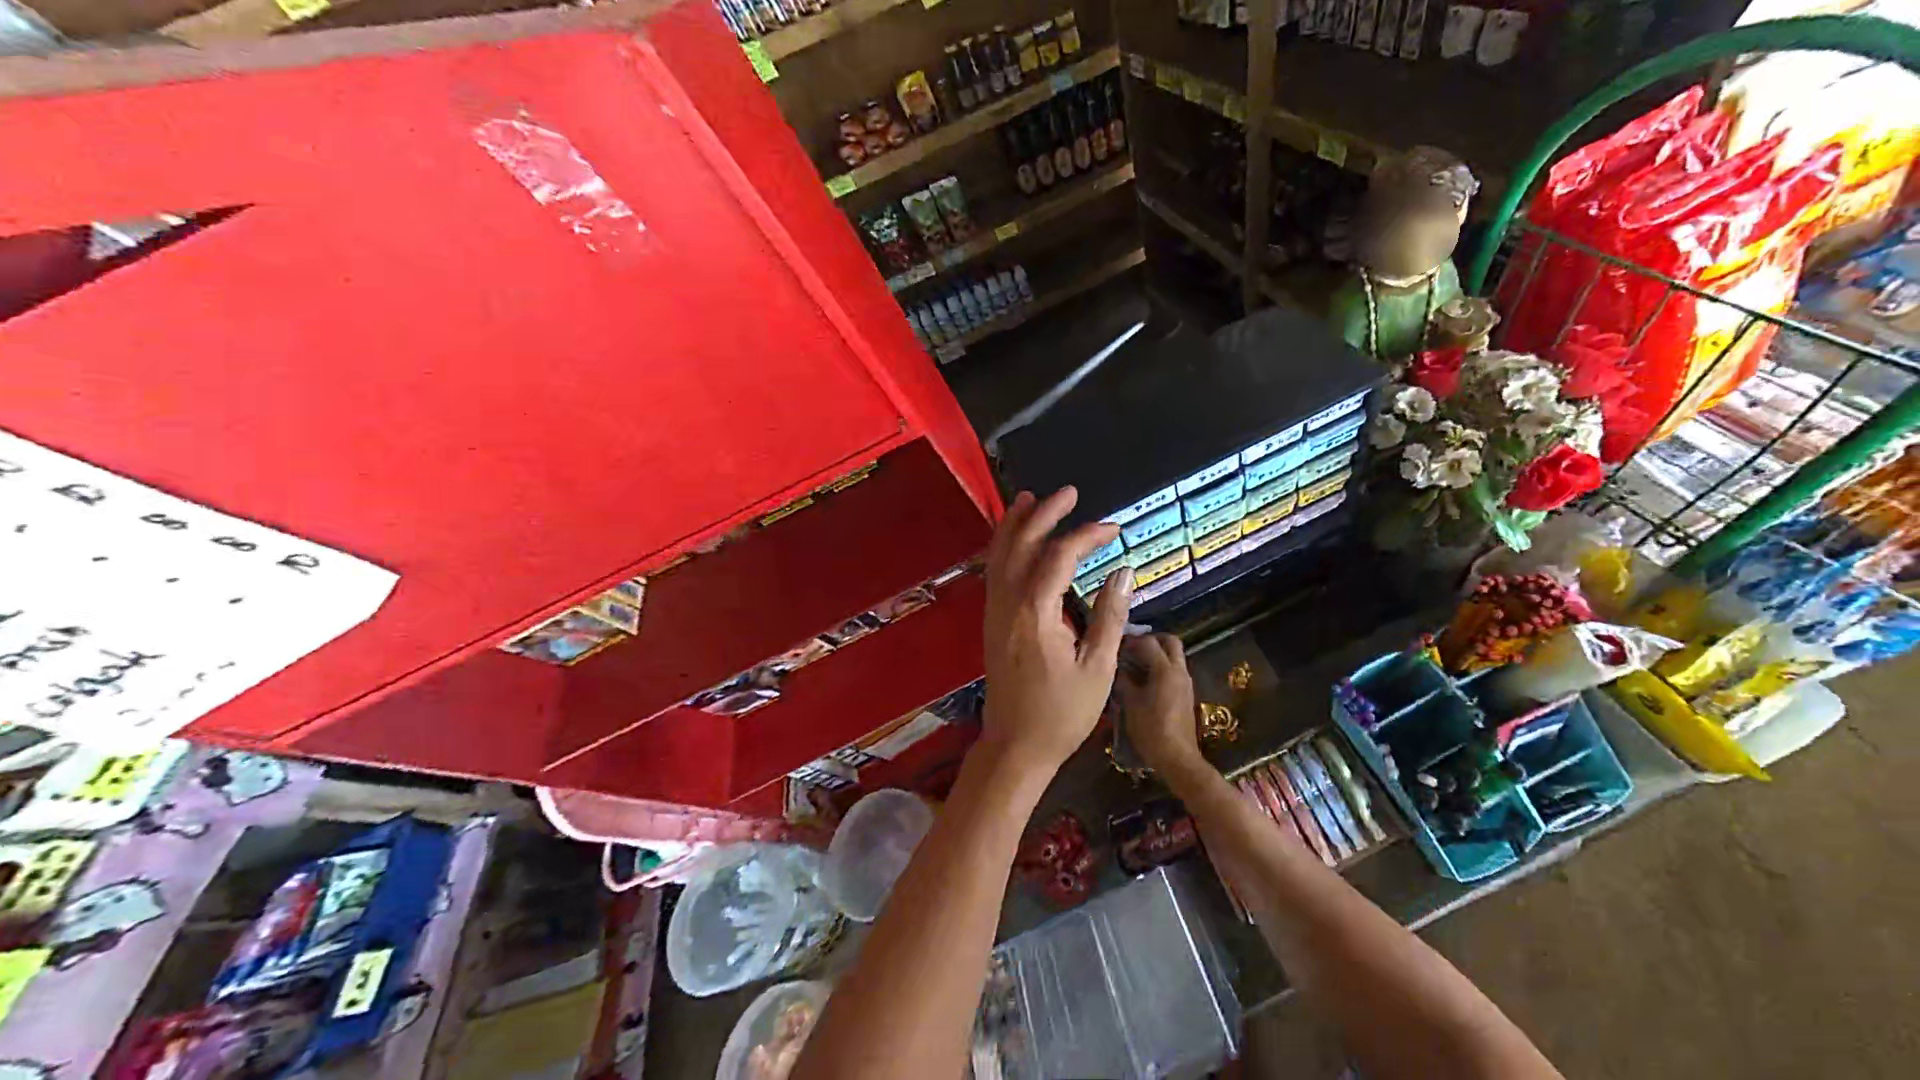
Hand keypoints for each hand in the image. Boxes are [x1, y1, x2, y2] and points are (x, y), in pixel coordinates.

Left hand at [980, 488, 1132, 774]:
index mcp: (1035, 614)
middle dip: (1044, 514)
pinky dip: (1003, 547)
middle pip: (1021, 545)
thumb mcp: (1097, 668)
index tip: (1112, 530)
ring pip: (999, 555)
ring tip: (1030, 499)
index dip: (1085, 536)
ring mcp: (994, 612)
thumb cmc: (1062, 713)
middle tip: (1068, 492)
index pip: (1058, 558)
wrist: (1015, 744)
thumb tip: (1123, 572)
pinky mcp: (991, 622)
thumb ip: (1109, 616)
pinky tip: (1014, 540)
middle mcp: (1007, 605)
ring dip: (1015, 524)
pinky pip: (994, 572)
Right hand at [1117, 634, 1204, 785]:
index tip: (1116, 645)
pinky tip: (1144, 681)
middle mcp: (1179, 671)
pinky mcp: (1186, 694)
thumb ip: (1124, 680)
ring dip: (1157, 654)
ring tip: (1135, 664)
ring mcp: (1186, 682)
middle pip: (1170, 641)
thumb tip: (1117, 666)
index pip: (1149, 642)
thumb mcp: (1130, 703)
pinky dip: (1161, 667)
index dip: (1131, 640)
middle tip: (1132, 648)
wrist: (1177, 757)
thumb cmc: (1150, 729)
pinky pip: (1174, 670)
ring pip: (1174, 656)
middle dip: (1152, 639)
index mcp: (1165, 670)